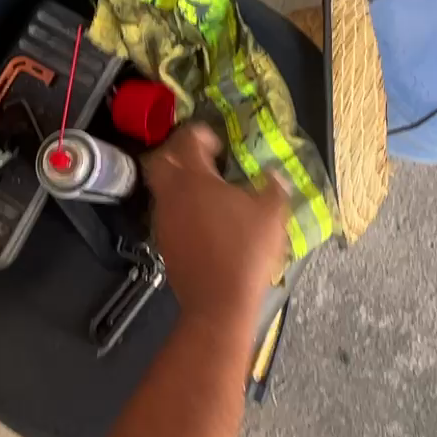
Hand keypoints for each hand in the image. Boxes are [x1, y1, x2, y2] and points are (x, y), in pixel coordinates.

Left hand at [142, 122, 291, 330]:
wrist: (218, 303)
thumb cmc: (245, 252)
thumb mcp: (271, 215)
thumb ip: (273, 187)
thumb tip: (274, 174)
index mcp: (195, 178)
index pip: (187, 139)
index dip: (200, 133)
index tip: (217, 142)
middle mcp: (172, 193)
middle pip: (162, 158)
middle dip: (179, 152)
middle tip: (202, 157)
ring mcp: (163, 217)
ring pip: (162, 186)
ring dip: (178, 180)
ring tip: (204, 188)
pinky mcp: (162, 240)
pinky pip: (166, 211)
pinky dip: (179, 205)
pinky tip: (201, 217)